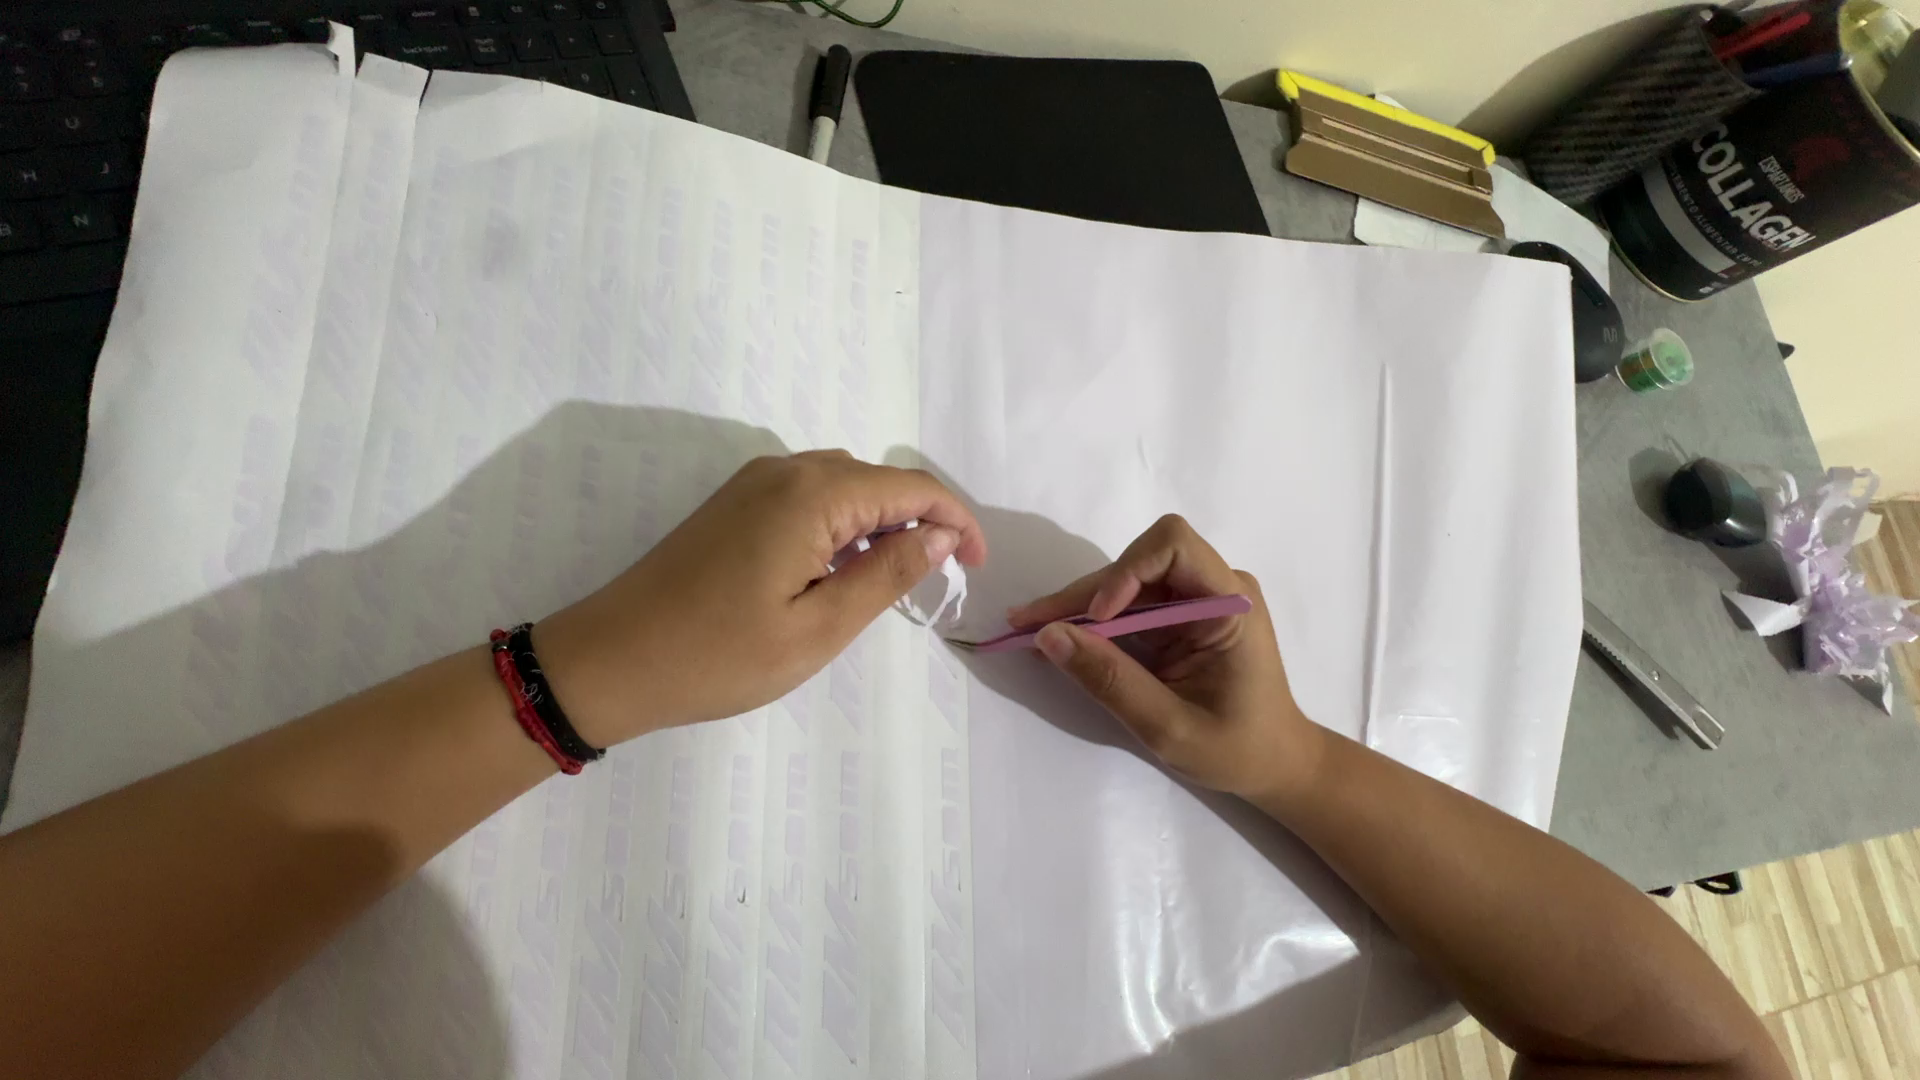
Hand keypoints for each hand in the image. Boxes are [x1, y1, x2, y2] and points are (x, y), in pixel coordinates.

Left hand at [536, 450, 986, 745]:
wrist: (609, 660)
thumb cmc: (720, 656)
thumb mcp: (820, 627)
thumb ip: (887, 573)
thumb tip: (940, 534)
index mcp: (813, 494)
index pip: (913, 487)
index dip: (958, 520)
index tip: (976, 567)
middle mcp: (786, 469)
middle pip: (880, 479)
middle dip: (923, 520)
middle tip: (941, 579)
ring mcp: (756, 481)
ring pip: (846, 486)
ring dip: (882, 522)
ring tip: (897, 577)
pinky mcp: (737, 502)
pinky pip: (812, 496)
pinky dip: (844, 524)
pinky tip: (840, 568)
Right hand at [1008, 514, 1318, 799]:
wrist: (1274, 765)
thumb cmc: (1237, 750)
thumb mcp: (1170, 727)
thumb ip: (1111, 681)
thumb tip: (1048, 636)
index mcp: (1230, 605)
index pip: (1174, 546)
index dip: (1127, 570)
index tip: (1098, 618)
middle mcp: (1215, 588)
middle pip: (1139, 562)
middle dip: (1085, 593)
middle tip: (1027, 624)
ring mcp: (1196, 600)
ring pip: (1125, 580)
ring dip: (1080, 605)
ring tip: (1030, 630)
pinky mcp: (1178, 616)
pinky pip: (1128, 604)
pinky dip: (1092, 620)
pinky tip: (1059, 635)